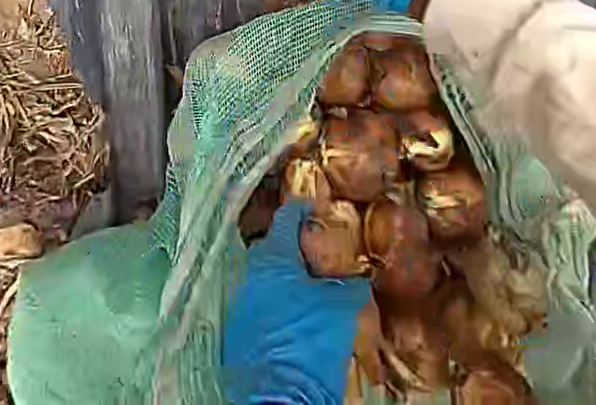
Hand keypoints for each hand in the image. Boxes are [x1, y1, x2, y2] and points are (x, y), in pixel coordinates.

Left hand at [223, 201, 371, 404]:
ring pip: (264, 278)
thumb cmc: (311, 342)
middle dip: (294, 246)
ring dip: (283, 278)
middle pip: (273, 246)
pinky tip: (293, 317)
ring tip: (308, 289)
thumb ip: (350, 283)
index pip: (287, 216)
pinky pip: (257, 305)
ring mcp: (240, 305)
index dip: (304, 209)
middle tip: (318, 253)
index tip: (319, 210)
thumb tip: (360, 275)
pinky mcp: (236, 334)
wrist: (280, 401)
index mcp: (274, 258)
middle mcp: (251, 274)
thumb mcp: (343, 308)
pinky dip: (274, 303)